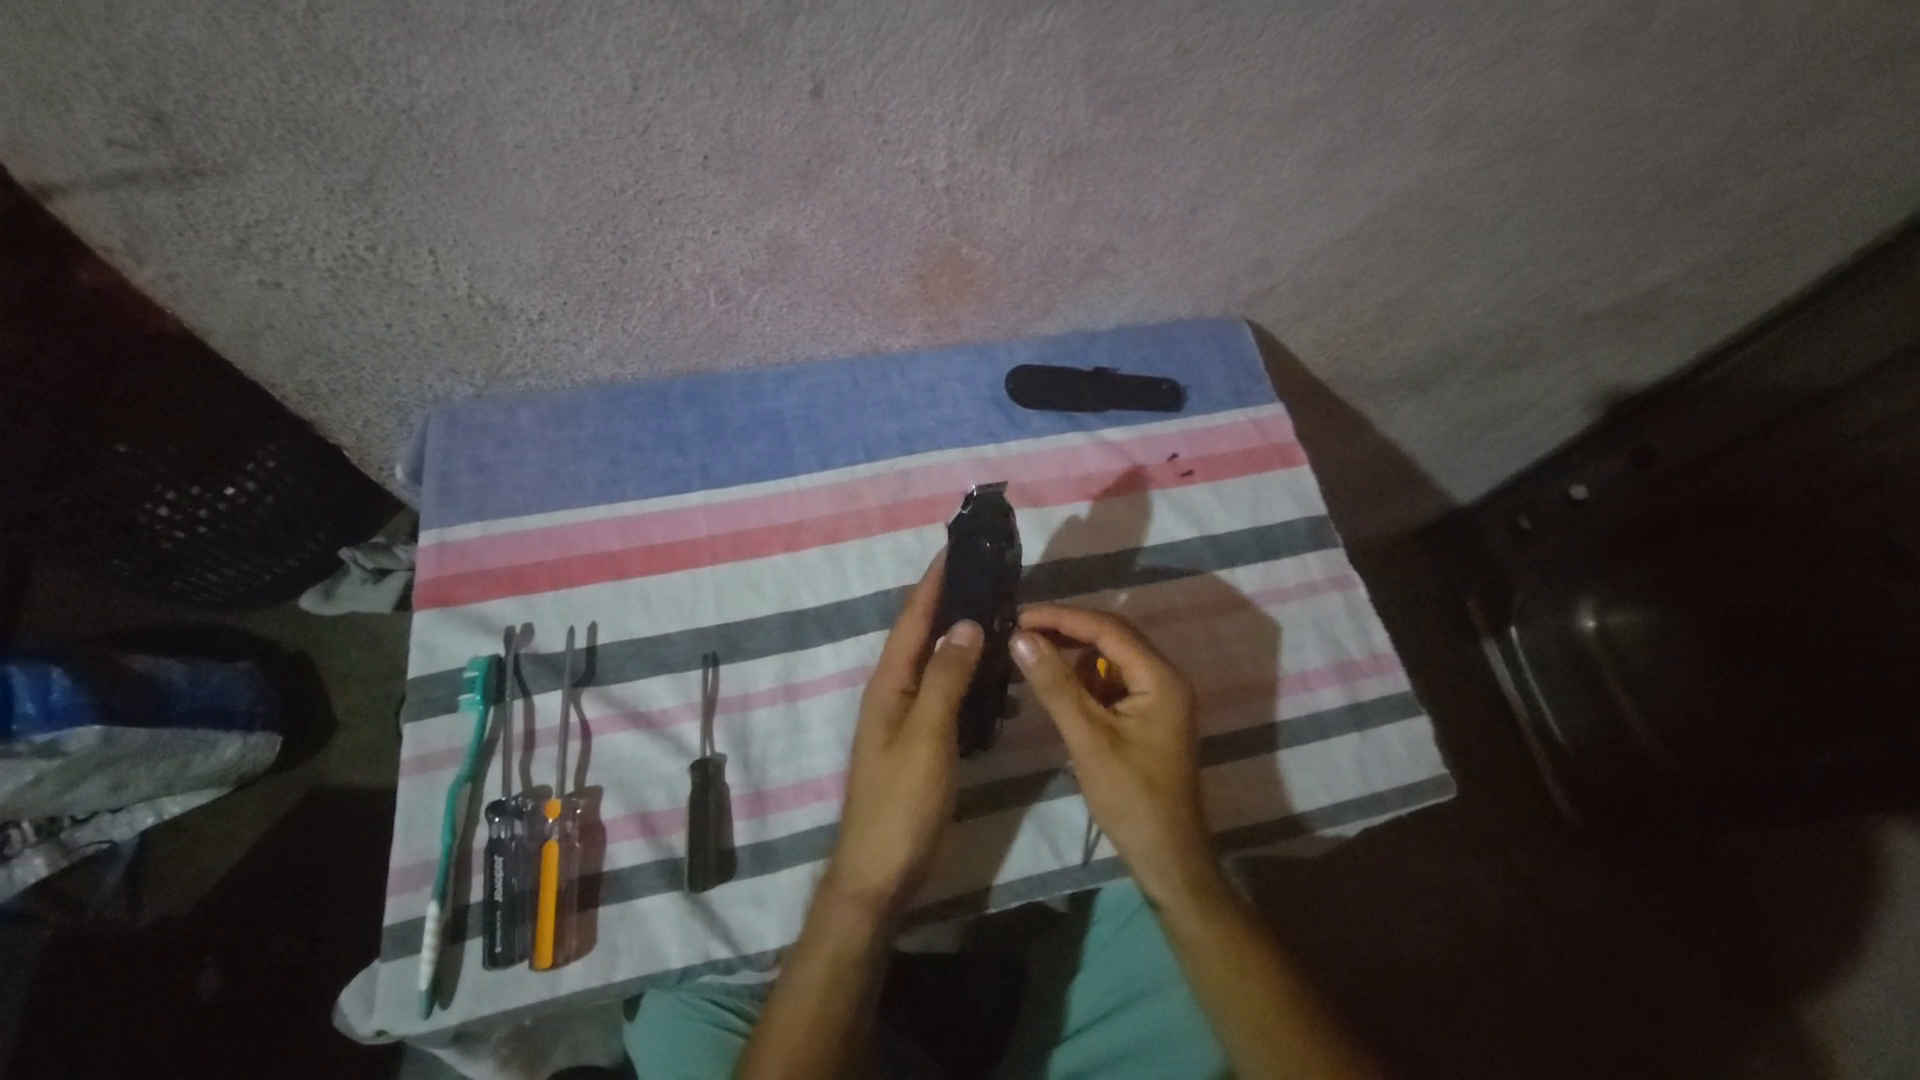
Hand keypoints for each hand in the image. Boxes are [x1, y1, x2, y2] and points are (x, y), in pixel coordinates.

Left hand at [825, 553, 982, 920]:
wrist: (880, 870)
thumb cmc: (901, 802)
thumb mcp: (926, 736)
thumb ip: (944, 679)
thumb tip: (966, 623)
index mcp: (889, 684)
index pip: (913, 619)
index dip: (933, 582)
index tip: (957, 546)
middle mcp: (893, 693)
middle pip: (922, 635)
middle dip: (949, 600)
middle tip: (988, 572)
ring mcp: (906, 719)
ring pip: (935, 663)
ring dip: (960, 634)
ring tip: (997, 610)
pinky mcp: (921, 742)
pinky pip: (945, 693)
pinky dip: (967, 673)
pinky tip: (993, 673)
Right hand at [1011, 604, 1219, 905]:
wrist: (1166, 855)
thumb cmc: (1130, 797)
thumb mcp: (1087, 737)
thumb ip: (1055, 684)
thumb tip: (1021, 637)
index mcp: (1160, 678)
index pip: (1108, 629)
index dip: (1062, 618)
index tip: (1020, 616)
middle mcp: (1164, 678)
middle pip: (1112, 637)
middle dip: (1066, 631)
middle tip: (1021, 630)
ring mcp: (1158, 698)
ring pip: (1110, 659)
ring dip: (1073, 654)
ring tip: (1030, 653)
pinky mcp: (1147, 716)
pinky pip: (1112, 683)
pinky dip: (1083, 679)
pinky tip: (1055, 686)